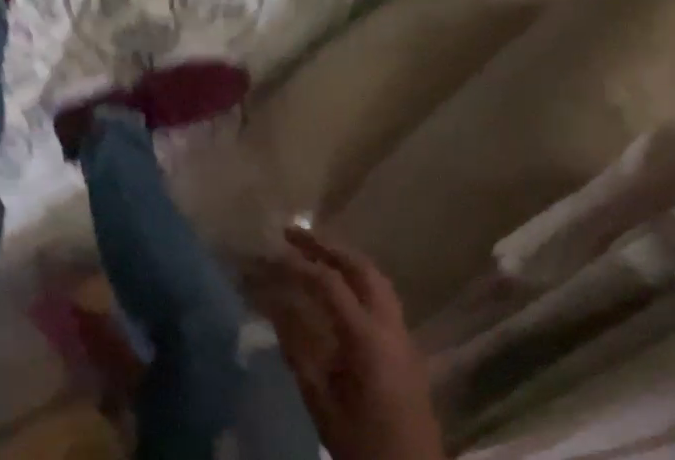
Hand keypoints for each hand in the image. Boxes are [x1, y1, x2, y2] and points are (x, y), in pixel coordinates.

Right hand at [255, 228, 445, 459]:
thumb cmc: (361, 440)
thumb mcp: (319, 397)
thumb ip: (296, 346)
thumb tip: (271, 301)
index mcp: (369, 340)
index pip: (330, 283)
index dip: (297, 264)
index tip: (267, 253)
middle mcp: (392, 330)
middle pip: (363, 271)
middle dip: (327, 247)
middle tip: (292, 234)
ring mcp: (405, 339)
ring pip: (378, 283)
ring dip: (345, 261)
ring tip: (311, 253)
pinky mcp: (407, 352)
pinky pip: (382, 301)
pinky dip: (356, 282)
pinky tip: (334, 290)